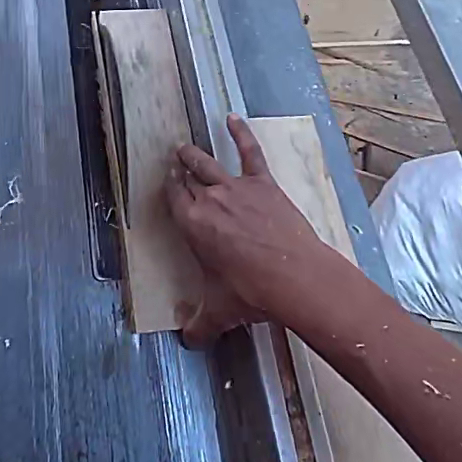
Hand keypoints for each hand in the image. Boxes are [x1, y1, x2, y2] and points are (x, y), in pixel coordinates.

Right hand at [163, 115, 356, 347]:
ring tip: (185, 147)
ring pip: (208, 163)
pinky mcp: (263, 183)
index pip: (173, 198)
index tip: (166, 182)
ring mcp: (236, 188)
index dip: (168, 189)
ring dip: (194, 154)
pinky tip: (233, 119)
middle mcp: (209, 200)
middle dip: (178, 170)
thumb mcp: (220, 312)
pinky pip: (249, 152)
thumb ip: (199, 326)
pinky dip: (241, 133)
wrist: (295, 277)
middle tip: (173, 162)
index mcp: (192, 225)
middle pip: (188, 179)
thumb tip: (188, 343)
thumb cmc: (252, 292)